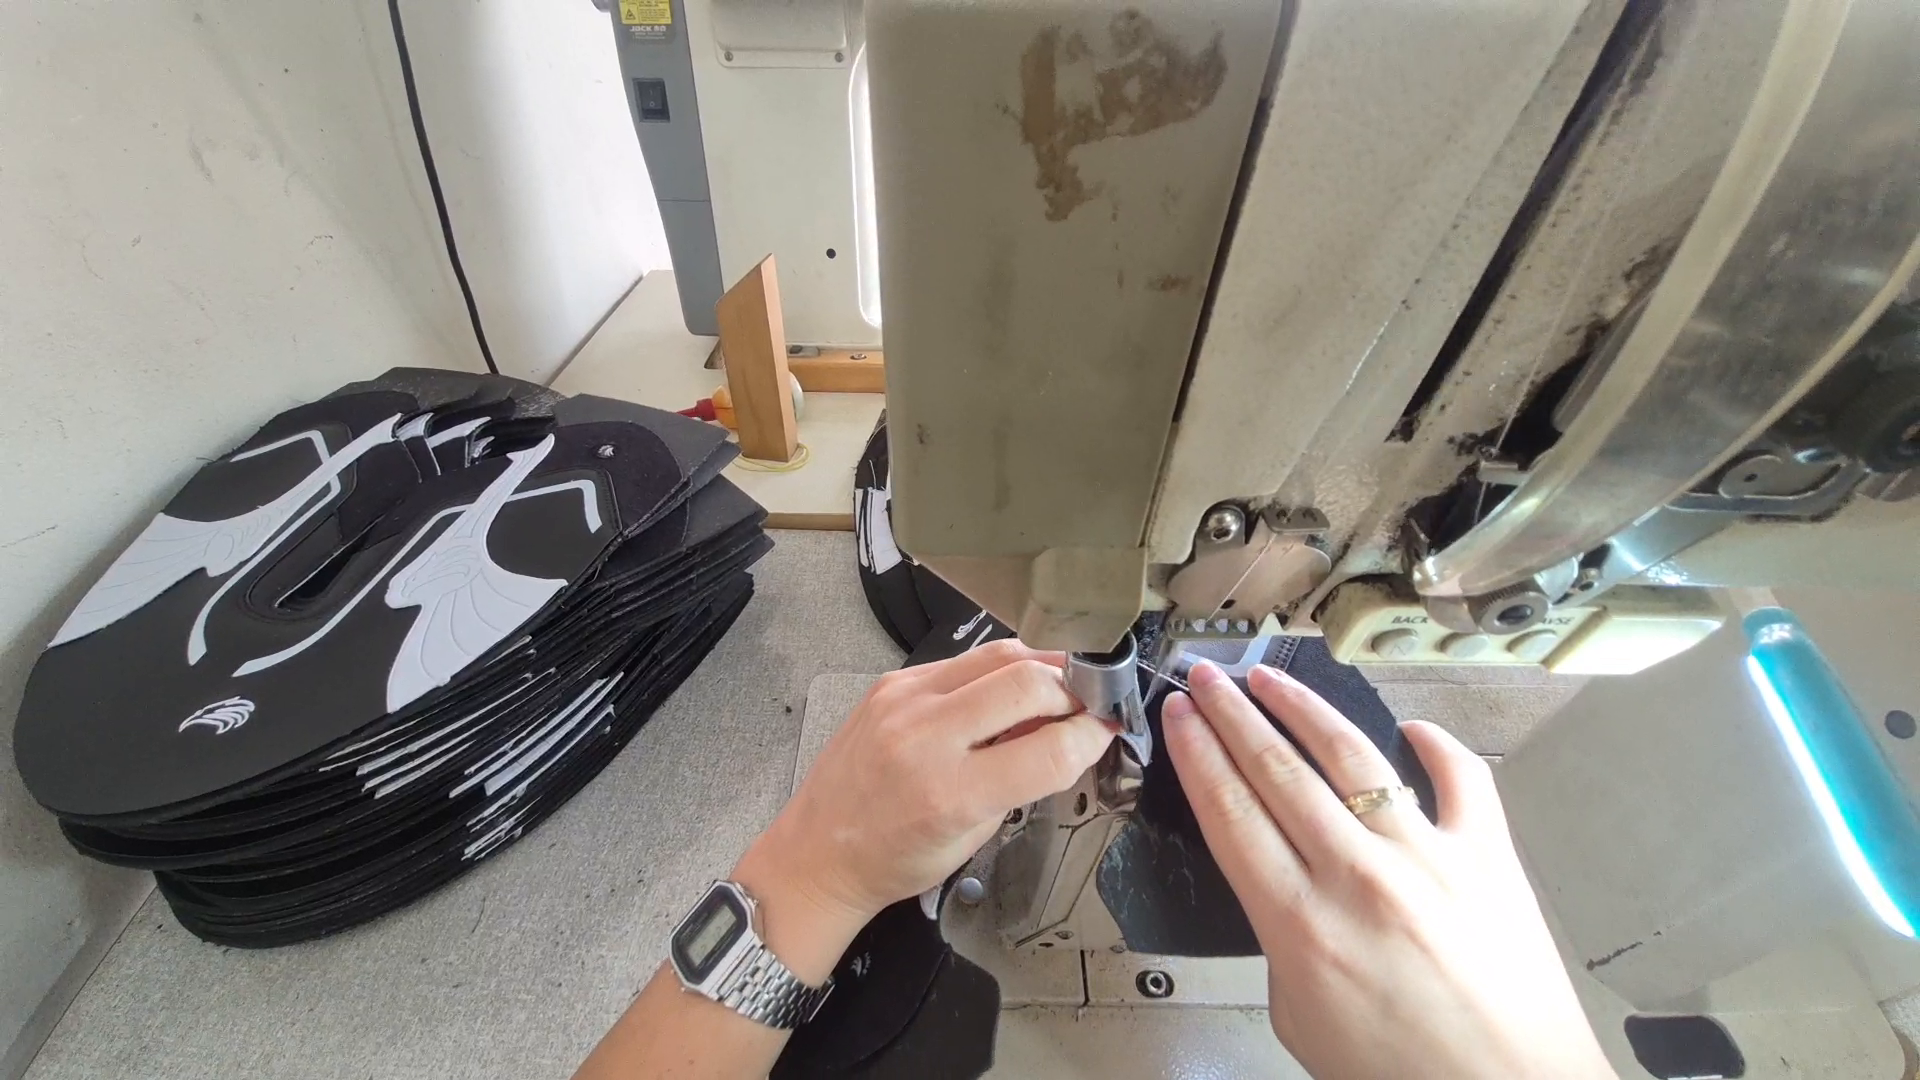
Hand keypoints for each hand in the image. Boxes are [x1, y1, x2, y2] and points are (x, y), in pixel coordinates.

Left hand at [732, 641, 1116, 977]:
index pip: (1049, 749)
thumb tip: (1066, 732)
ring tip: (1055, 685)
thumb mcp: (973, 836)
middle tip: (1086, 700)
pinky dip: (994, 671)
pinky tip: (1003, 690)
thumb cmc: (896, 859)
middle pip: (1027, 681)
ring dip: (1038, 666)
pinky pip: (961, 661)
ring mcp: (904, 698)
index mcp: (951, 793)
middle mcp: (926, 735)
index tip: (1107, 727)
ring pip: (997, 654)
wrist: (817, 850)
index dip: (1092, 734)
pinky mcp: (892, 681)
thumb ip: (1020, 780)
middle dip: (1071, 687)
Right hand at [1164, 661, 1613, 1079]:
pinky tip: (1409, 725)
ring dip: (1301, 707)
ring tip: (1268, 677)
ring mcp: (1428, 859)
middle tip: (1206, 676)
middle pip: (1275, 768)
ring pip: (1349, 755)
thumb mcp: (1295, 1012)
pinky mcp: (1490, 860)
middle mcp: (1358, 877)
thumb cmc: (1395, 1074)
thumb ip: (1276, 932)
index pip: (1228, 808)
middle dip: (1230, 713)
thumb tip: (1281, 875)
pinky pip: (1462, 779)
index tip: (1179, 712)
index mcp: (1299, 922)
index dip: (1196, 750)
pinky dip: (1436, 745)